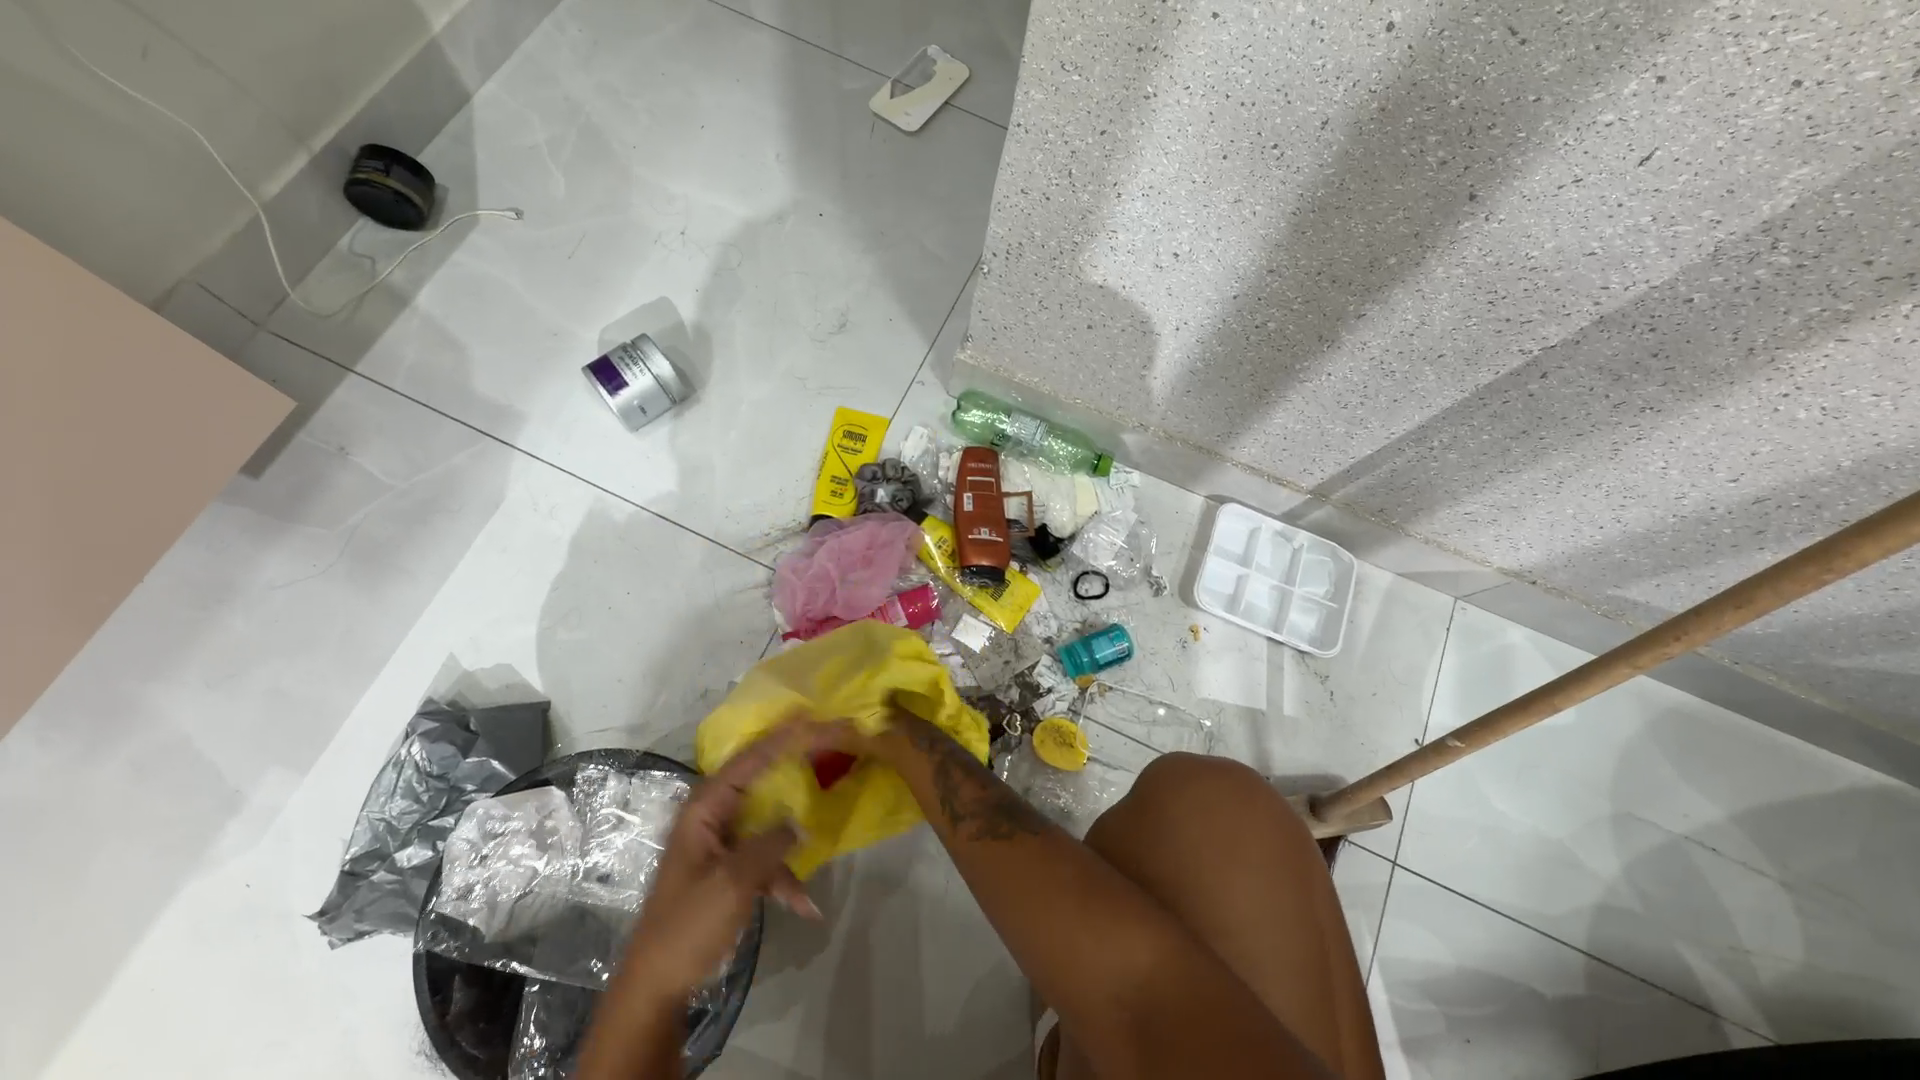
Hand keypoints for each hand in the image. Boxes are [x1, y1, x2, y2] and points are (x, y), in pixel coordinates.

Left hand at [619, 717, 839, 998]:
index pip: (748, 761)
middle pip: (761, 786)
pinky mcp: (727, 873)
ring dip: (790, 856)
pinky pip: (763, 864)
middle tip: (833, 752)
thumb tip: (798, 823)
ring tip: (812, 880)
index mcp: (703, 811)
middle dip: (795, 778)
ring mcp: (720, 847)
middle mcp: (711, 820)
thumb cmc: (687, 926)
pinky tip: (803, 908)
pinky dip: (782, 882)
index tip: (814, 719)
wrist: (657, 985)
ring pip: (768, 830)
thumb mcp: (733, 883)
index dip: (782, 739)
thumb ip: (769, 845)